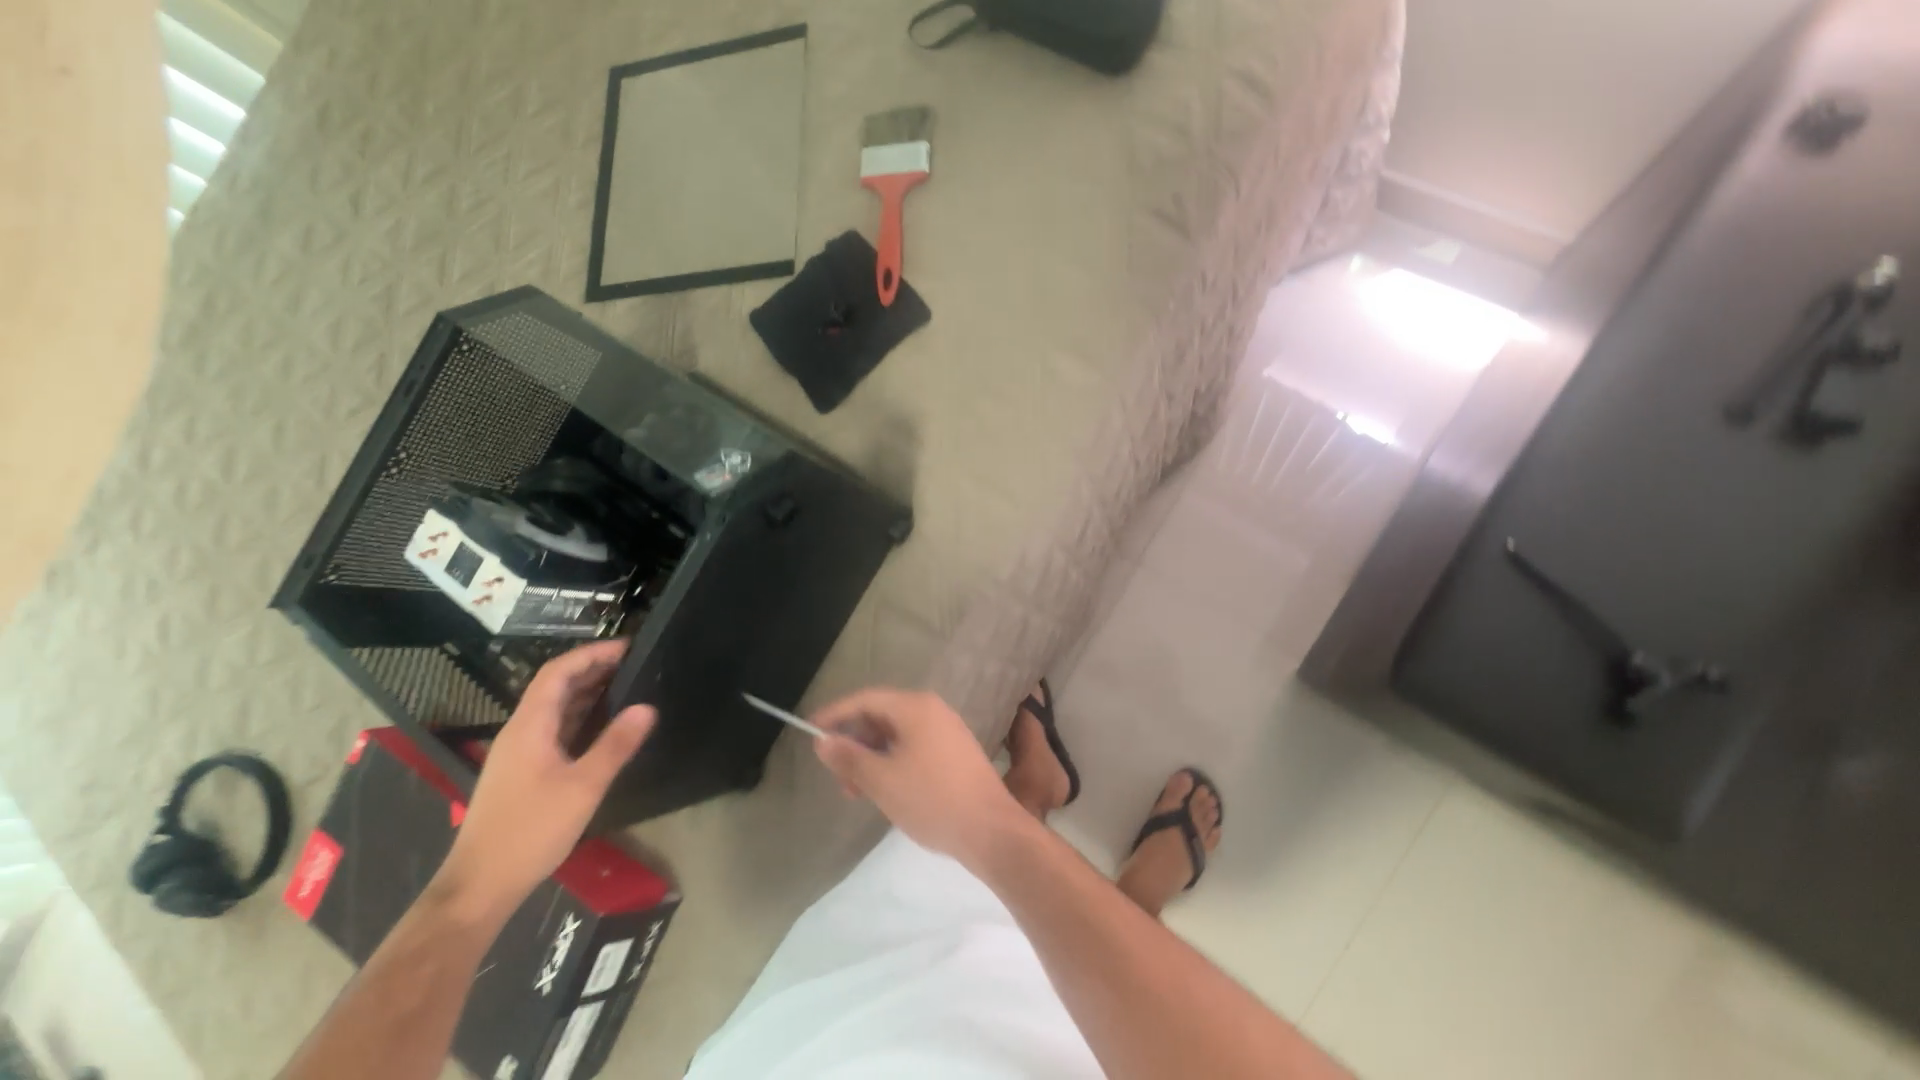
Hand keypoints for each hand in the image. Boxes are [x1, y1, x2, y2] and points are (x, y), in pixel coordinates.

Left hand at [434, 640, 654, 920]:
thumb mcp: (583, 787)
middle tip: (636, 665)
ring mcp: (518, 752)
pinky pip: (553, 730)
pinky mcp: (522, 772)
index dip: (592, 654)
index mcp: (530, 726)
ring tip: (627, 688)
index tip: (629, 647)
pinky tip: (603, 728)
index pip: (558, 672)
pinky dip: (579, 719)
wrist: (481, 882)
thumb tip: (647, 707)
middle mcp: (520, 731)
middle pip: (555, 686)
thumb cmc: (531, 830)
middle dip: (593, 670)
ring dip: (587, 694)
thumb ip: (615, 745)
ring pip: (554, 709)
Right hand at [812, 688, 1024, 863]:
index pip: (865, 700)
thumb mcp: (881, 780)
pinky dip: (892, 766)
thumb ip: (849, 757)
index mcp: (916, 708)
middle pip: (881, 717)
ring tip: (856, 793)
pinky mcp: (955, 757)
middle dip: (854, 743)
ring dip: (871, 759)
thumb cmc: (932, 800)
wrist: (991, 831)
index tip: (810, 732)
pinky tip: (884, 793)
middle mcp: (933, 712)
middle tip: (836, 775)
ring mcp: (947, 734)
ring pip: (897, 738)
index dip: (835, 714)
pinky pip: (914, 751)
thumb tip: (824, 741)